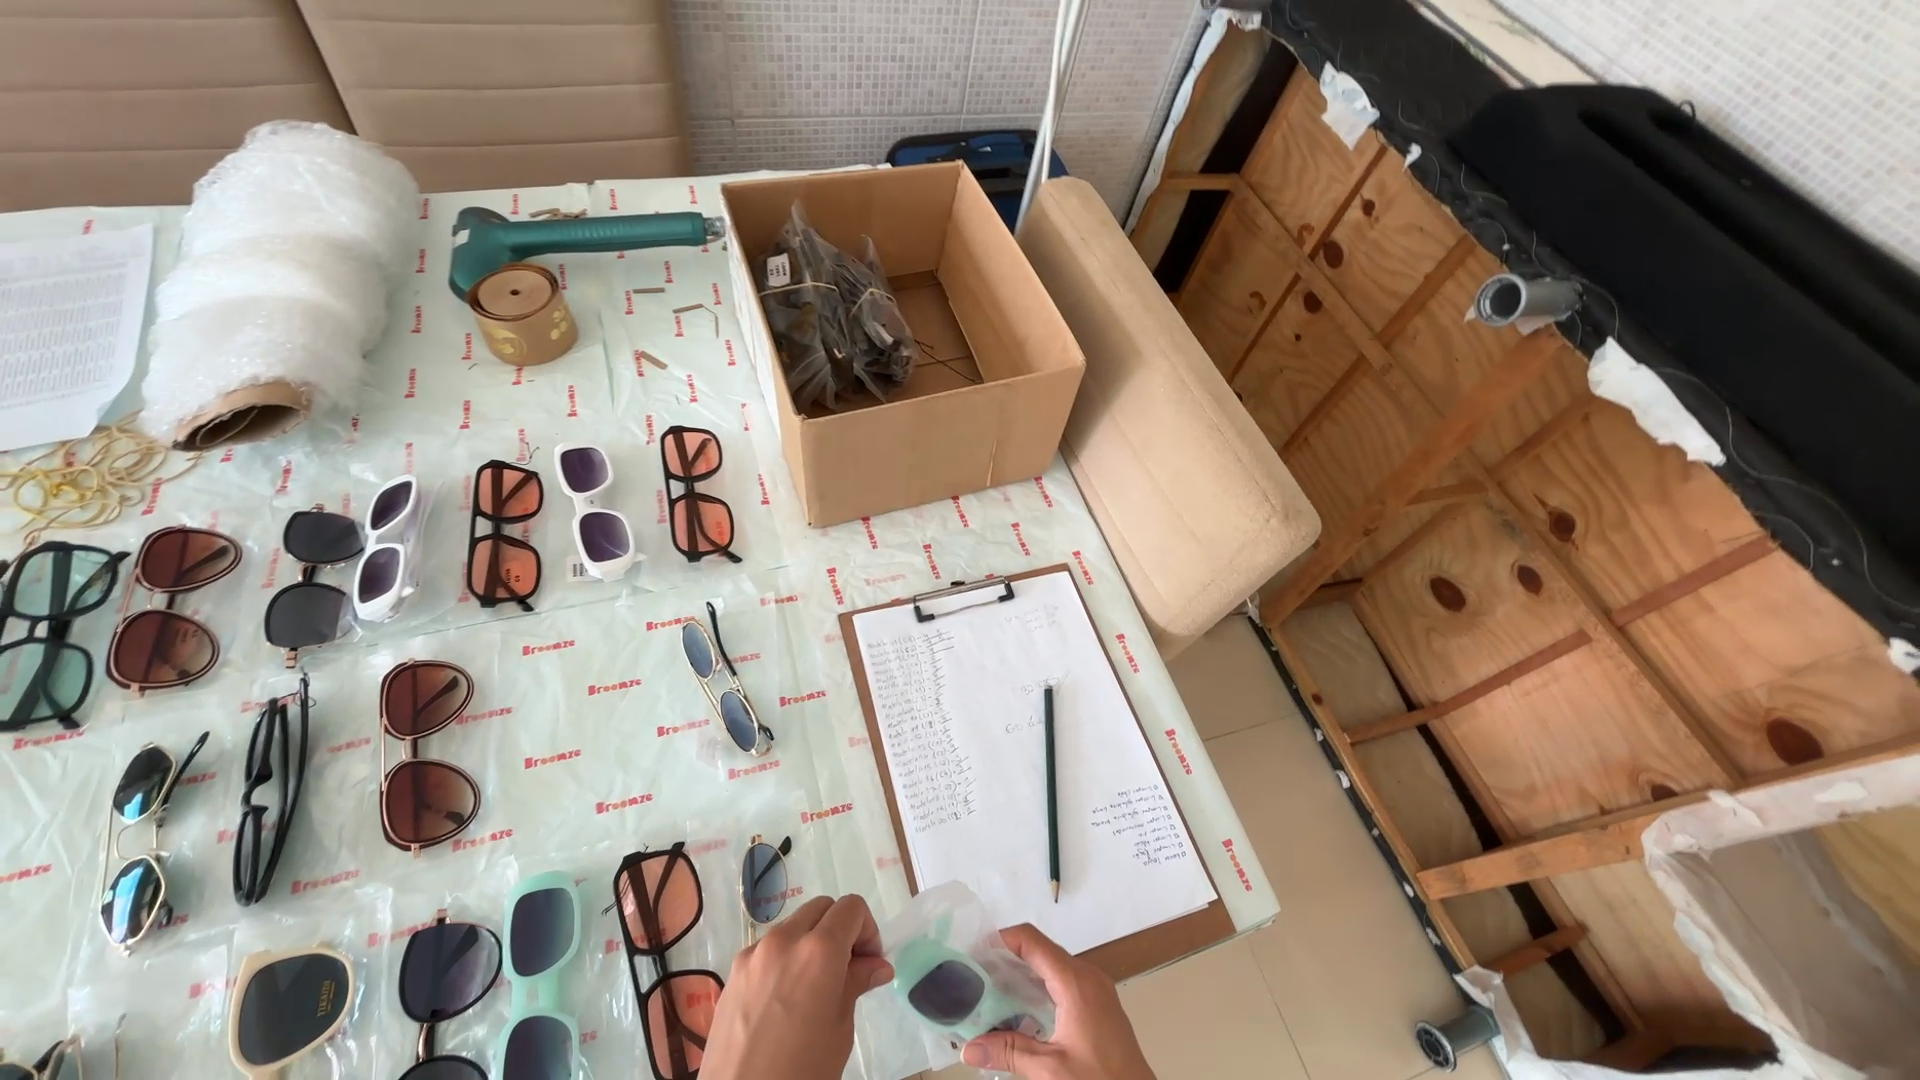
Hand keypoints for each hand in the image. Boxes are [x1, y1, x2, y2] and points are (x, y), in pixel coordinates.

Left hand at [700, 894, 894, 1079]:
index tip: (869, 963)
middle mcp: (784, 939)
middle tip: (847, 970)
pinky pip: (768, 948)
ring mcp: (754, 953)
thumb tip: (876, 965)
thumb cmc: (802, 1071)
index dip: (868, 930)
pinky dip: (785, 958)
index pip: (852, 908)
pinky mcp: (733, 972)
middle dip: (841, 929)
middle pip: (822, 908)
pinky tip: (784, 999)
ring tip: (815, 987)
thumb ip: (856, 984)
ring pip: (793, 925)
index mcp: (818, 950)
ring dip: (811, 941)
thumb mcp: (840, 1029)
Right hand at [962, 925, 1154, 1079]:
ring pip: (1052, 967)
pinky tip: (1020, 1012)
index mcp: (1075, 982)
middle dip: (1006, 960)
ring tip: (990, 993)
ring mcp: (1096, 989)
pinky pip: (1063, 982)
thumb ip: (1009, 1052)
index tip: (974, 951)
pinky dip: (1039, 989)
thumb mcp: (1050, 1071)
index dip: (1001, 939)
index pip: (1032, 940)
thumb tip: (968, 1047)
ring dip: (1022, 976)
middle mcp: (1087, 976)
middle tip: (975, 976)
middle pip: (1040, 951)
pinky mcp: (1099, 1004)